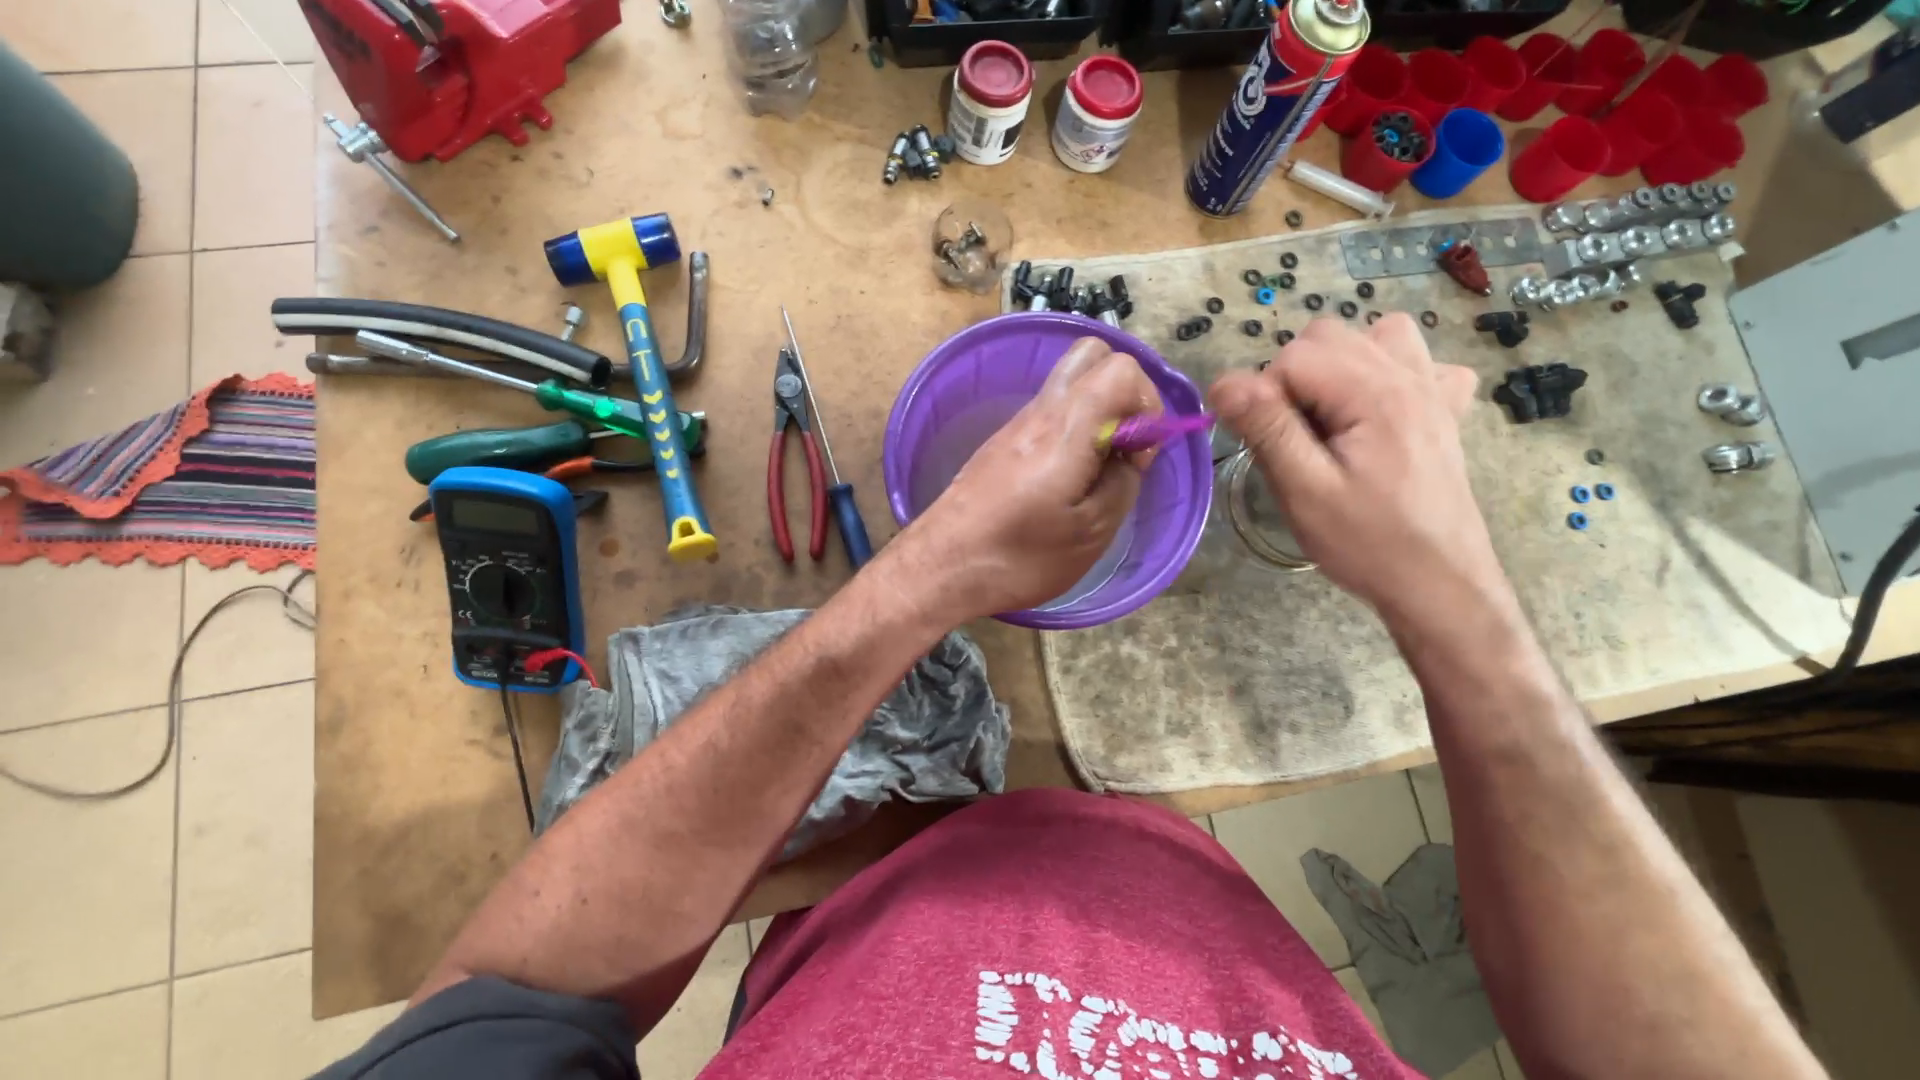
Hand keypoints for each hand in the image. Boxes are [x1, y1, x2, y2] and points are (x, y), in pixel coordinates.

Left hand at [893, 337, 1161, 621]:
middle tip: (1122, 447)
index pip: (1122, 369)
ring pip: (1070, 383)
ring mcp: (1016, 424)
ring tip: (1096, 471)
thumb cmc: (1020, 557)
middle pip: (1093, 356)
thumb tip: (1131, 456)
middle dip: (1124, 392)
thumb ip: (1123, 483)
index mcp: (1066, 427)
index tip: (1137, 457)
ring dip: (1097, 414)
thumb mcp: (1091, 533)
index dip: (1146, 406)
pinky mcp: (1003, 443)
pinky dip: (1072, 431)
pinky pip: (1049, 413)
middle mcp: (1040, 412)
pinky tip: (1067, 481)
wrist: (942, 568)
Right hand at [1208, 315, 1505, 628]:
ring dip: (1341, 365)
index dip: (1266, 396)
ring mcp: (1434, 390)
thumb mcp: (1305, 492)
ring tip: (1331, 415)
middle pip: (1329, 336)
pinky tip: (1380, 414)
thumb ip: (1268, 429)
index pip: (1293, 356)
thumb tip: (1225, 382)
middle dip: (1296, 378)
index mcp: (1373, 393)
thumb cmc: (1368, 543)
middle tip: (1296, 437)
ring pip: (1376, 336)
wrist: (1441, 586)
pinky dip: (1392, 374)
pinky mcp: (1445, 412)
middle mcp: (1408, 376)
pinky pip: (1420, 364)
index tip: (1271, 445)